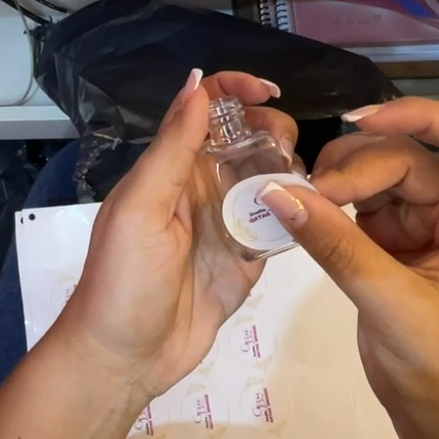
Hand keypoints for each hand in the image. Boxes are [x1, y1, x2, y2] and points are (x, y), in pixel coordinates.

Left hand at [52, 69, 291, 402]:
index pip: (205, 109)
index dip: (235, 89)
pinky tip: (313, 213)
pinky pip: (280, 223)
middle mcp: (201, 185)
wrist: (125, 357)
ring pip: (268, 176)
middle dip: (271, 130)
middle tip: (284, 153)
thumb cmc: (125, 276)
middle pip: (245, 136)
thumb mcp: (143, 205)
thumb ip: (173, 145)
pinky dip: (297, 213)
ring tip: (302, 185)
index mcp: (172, 165)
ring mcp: (227, 222)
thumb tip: (197, 81)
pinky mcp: (248, 258)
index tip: (270, 94)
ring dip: (289, 170)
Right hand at [257, 98, 438, 438]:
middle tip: (310, 193)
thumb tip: (275, 190)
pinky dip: (329, 204)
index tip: (362, 120)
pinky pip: (358, 205)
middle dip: (358, 168)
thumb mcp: (393, 306)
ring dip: (339, 181)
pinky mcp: (391, 245)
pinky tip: (302, 210)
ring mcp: (424, 228)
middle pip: (408, 156)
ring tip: (302, 201)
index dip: (423, 116)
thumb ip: (336, 244)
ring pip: (378, 176)